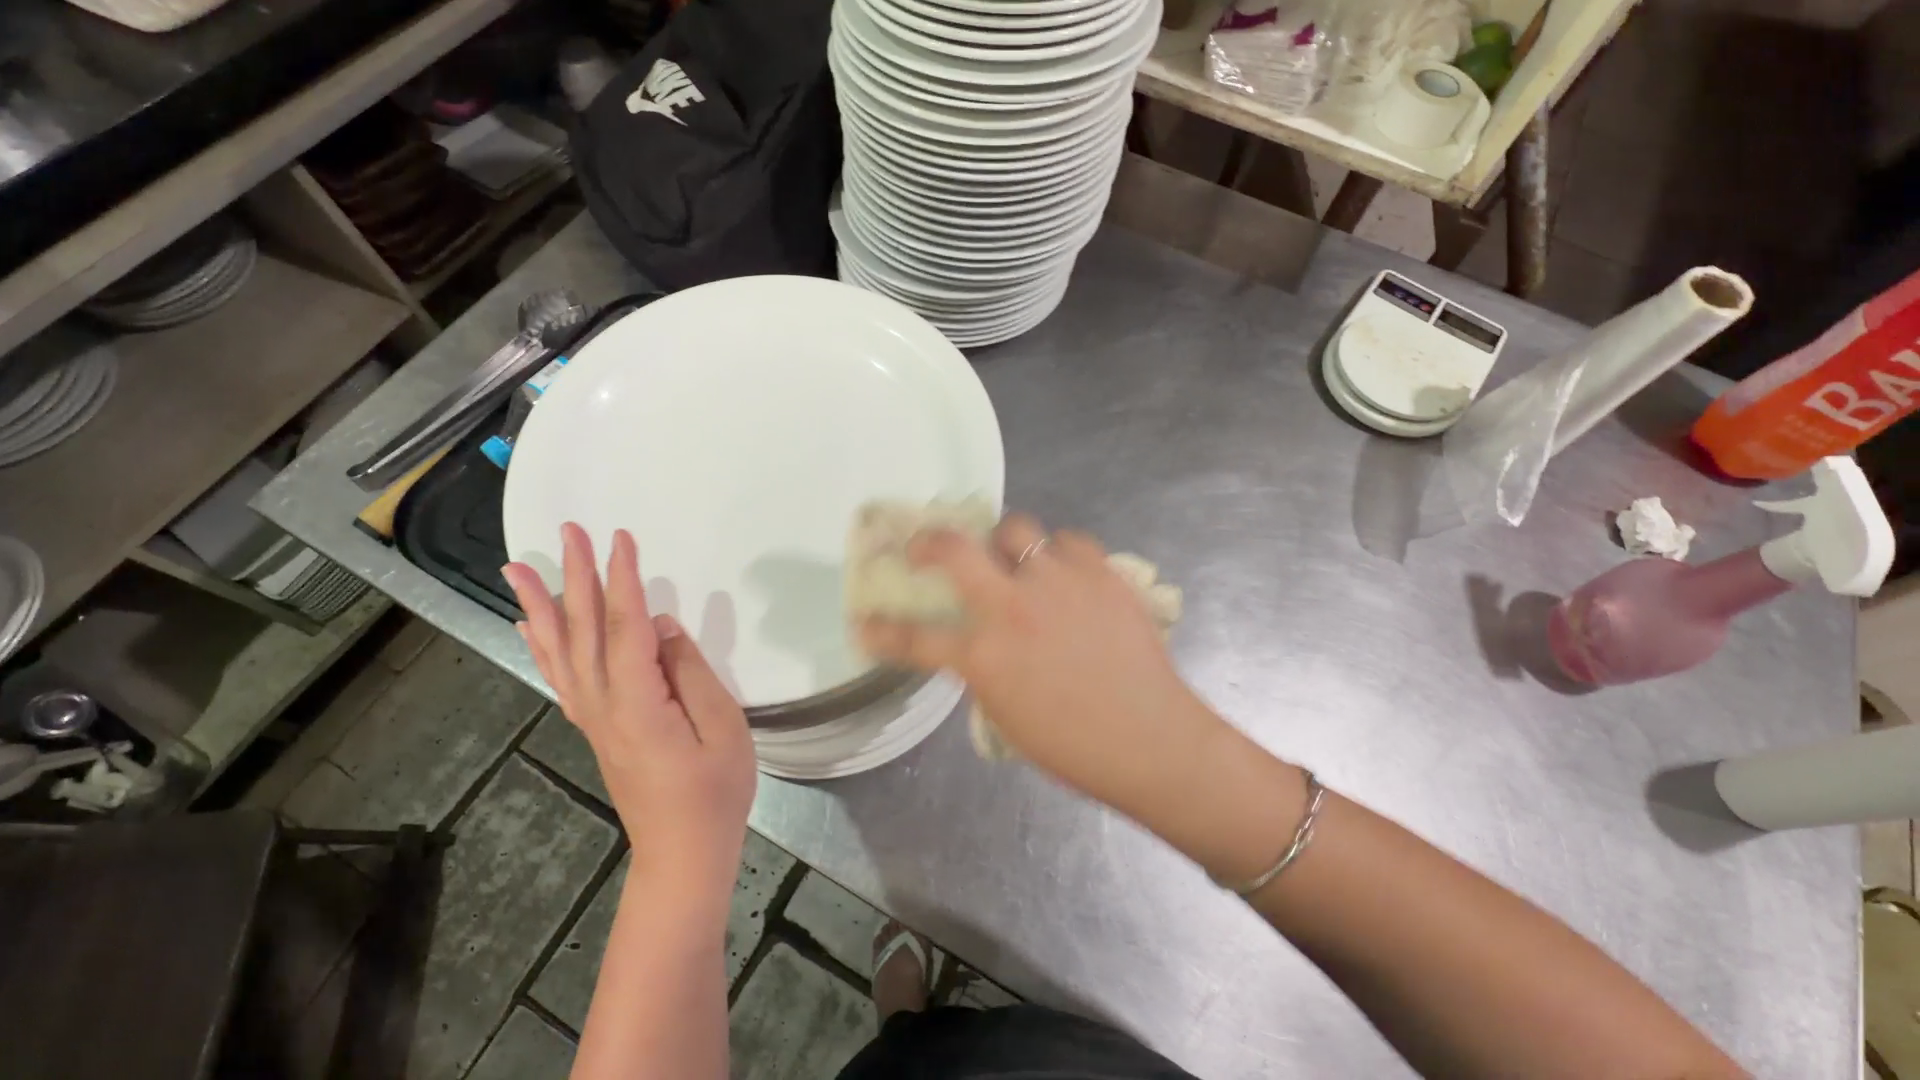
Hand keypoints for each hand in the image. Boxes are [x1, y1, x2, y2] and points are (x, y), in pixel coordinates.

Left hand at [502, 523, 755, 895]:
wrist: (682, 852)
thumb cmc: (713, 793)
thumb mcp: (722, 729)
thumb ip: (690, 673)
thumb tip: (663, 628)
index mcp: (636, 701)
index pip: (625, 626)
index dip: (622, 579)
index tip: (619, 538)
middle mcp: (601, 704)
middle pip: (583, 630)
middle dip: (576, 577)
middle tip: (568, 531)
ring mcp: (592, 718)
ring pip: (560, 651)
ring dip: (541, 606)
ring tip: (518, 568)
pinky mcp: (595, 728)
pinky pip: (561, 677)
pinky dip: (542, 647)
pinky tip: (530, 627)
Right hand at [860, 514, 1228, 819]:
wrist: (1150, 739)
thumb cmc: (1073, 747)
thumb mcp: (1006, 714)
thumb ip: (983, 669)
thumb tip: (977, 643)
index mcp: (984, 656)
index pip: (915, 639)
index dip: (882, 631)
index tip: (864, 623)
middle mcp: (1013, 607)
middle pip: (954, 548)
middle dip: (929, 542)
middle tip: (926, 548)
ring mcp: (1059, 583)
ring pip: (1017, 530)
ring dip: (1005, 546)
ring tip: (1014, 562)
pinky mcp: (1101, 574)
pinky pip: (1068, 541)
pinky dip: (1058, 554)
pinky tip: (1065, 573)